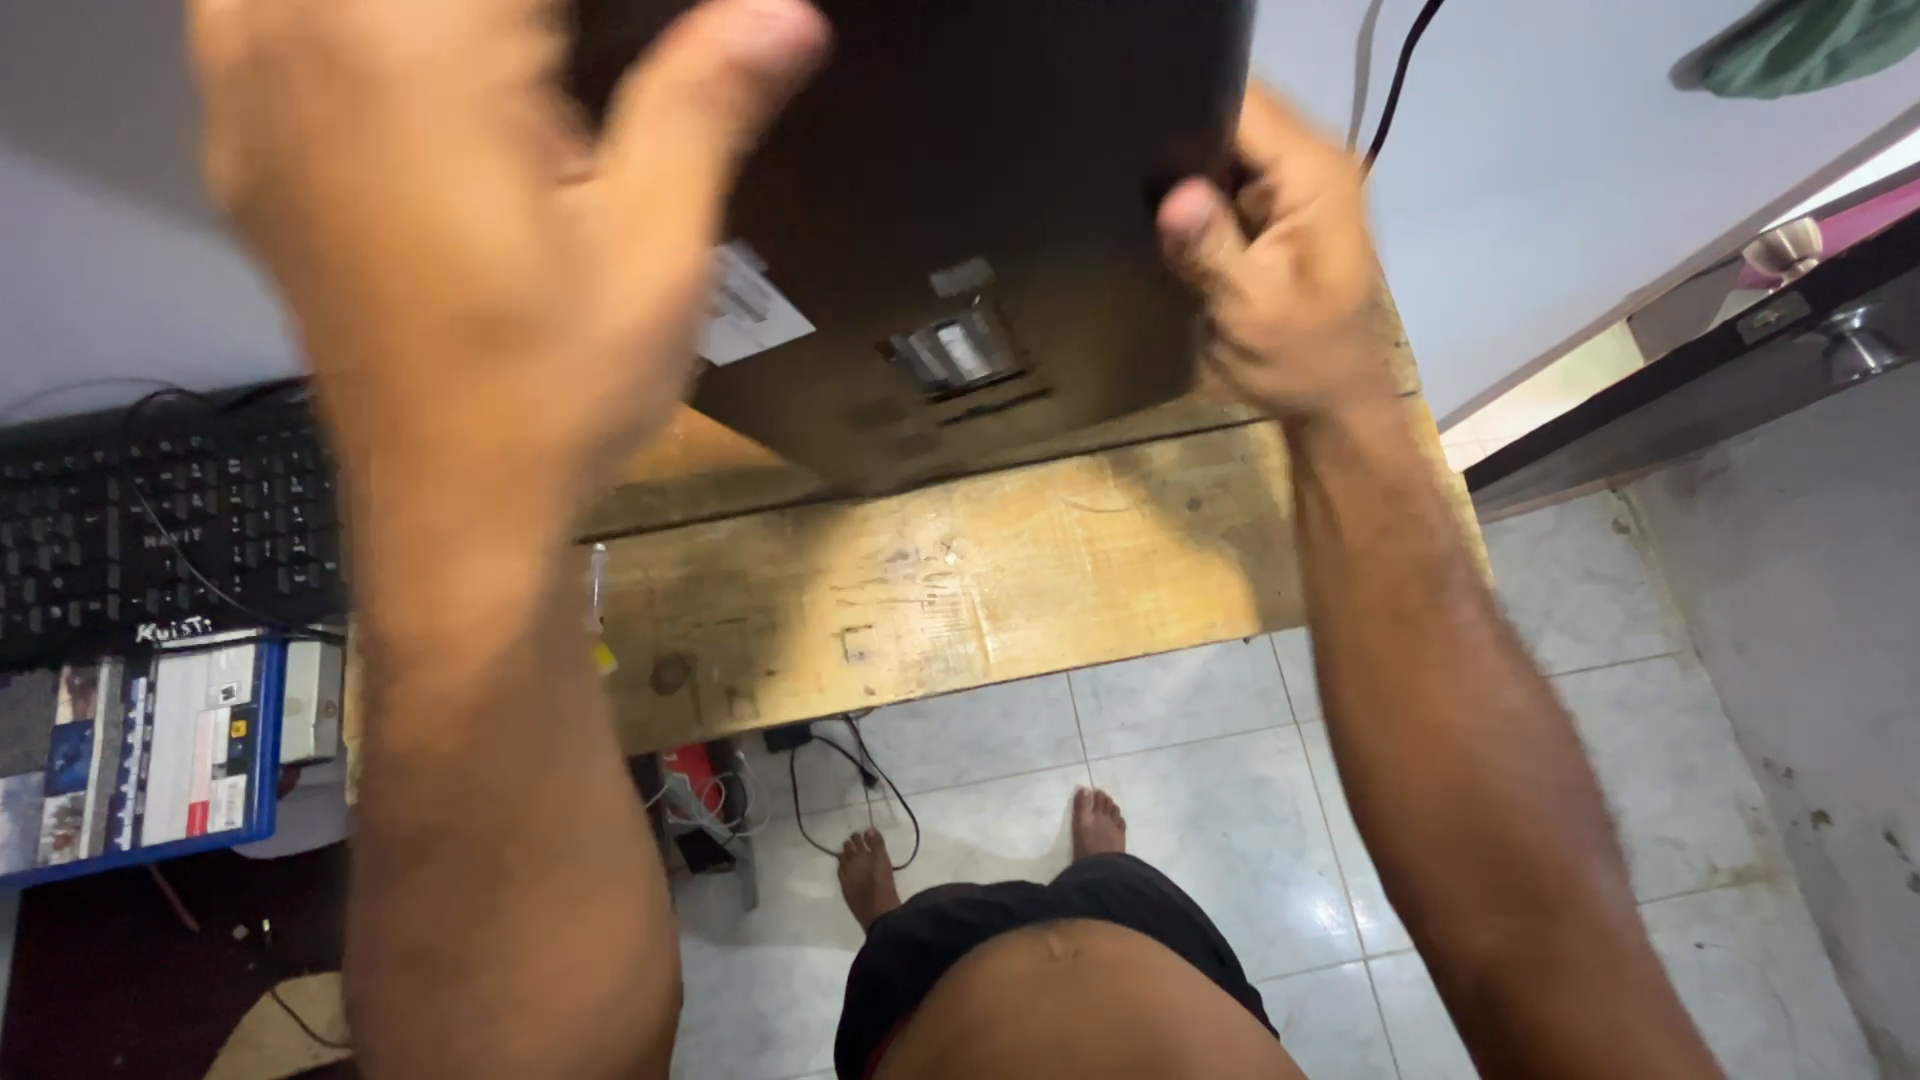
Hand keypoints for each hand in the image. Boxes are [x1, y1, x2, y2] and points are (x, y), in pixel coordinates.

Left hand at [188, 0, 830, 519]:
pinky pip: (281, 10)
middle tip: (606, 88)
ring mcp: (244, 84)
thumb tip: (791, 15)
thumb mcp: (658, 249)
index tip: (674, 51)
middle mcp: (295, 28)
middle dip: (550, 32)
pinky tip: (445, 89)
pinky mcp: (242, 143)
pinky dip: (381, 32)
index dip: (630, 16)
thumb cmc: (567, 386)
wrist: (457, 504)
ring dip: (469, 31)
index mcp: (415, 44)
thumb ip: (706, 104)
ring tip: (545, 95)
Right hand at [1157, 82, 1393, 424]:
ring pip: (1221, 148)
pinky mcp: (1270, 212)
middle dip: (1178, 143)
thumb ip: (1213, 252)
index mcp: (1314, 176)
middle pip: (1232, 118)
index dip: (1189, 112)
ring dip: (1179, 172)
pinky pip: (1221, 182)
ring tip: (1136, 200)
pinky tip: (1160, 221)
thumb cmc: (1300, 360)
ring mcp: (1289, 187)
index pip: (1247, 105)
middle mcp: (1307, 165)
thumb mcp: (1252, 312)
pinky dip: (1190, 198)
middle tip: (1127, 181)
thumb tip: (1172, 198)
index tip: (1137, 142)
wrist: (1328, 397)